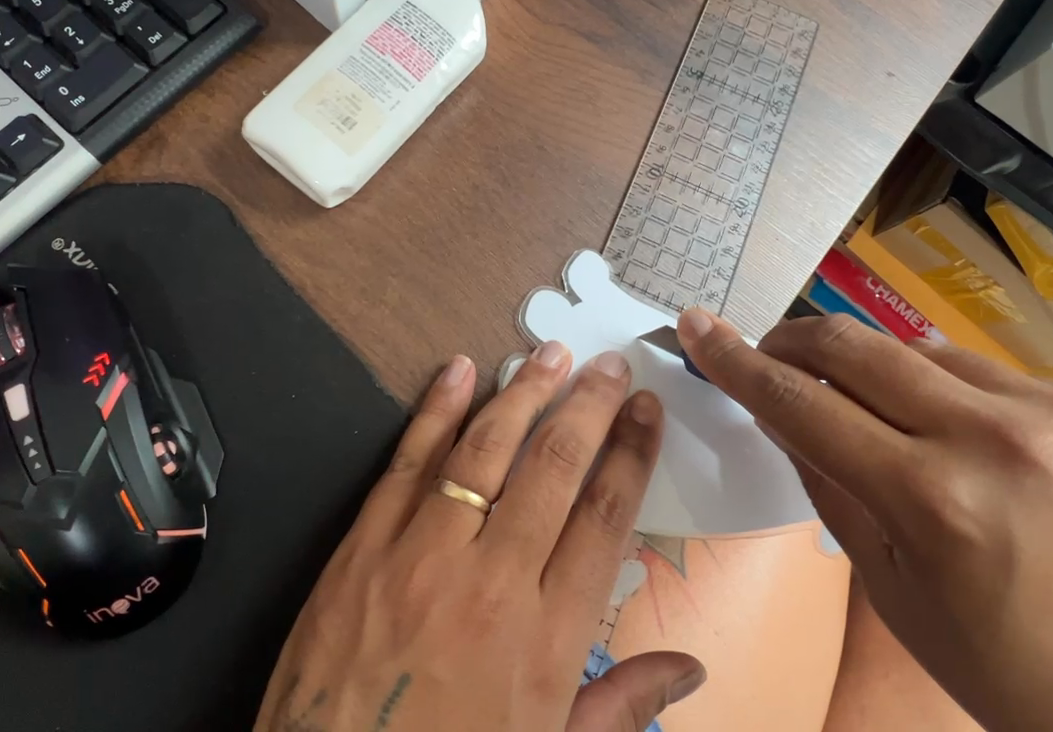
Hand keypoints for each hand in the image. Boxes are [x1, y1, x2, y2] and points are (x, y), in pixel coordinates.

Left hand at [254, 345, 704, 731]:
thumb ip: (619, 706)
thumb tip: (690, 667)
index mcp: (546, 636)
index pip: (603, 517)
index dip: (630, 454)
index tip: (646, 411)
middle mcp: (491, 581)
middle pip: (551, 469)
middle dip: (587, 407)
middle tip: (608, 365)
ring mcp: (420, 555)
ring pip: (483, 451)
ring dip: (521, 395)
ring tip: (548, 355)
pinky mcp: (362, 547)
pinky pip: (407, 464)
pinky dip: (434, 412)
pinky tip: (457, 372)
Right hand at [677, 309, 1052, 731]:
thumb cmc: (1028, 686)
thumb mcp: (902, 601)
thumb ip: (835, 495)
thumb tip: (788, 421)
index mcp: (933, 501)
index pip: (801, 403)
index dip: (738, 362)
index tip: (700, 327)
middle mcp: (998, 437)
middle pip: (858, 346)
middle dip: (797, 339)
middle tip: (774, 352)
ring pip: (933, 353)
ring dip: (888, 373)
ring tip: (895, 419)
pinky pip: (1014, 382)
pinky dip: (975, 404)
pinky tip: (1000, 455)